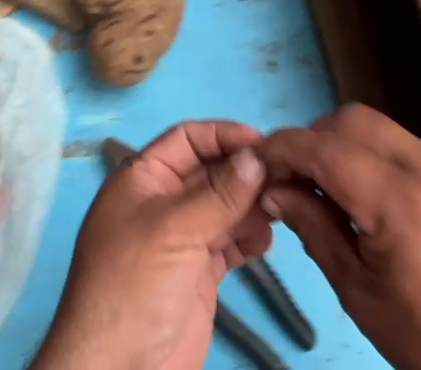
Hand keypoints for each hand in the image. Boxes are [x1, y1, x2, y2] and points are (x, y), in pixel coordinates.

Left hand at [33, 121, 272, 369]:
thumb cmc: (133, 285)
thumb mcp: (173, 230)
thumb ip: (218, 193)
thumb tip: (257, 156)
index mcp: (142, 179)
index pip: (186, 140)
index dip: (223, 135)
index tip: (265, 142)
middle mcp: (162, 203)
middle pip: (210, 171)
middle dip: (245, 171)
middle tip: (286, 174)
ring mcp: (181, 239)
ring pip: (224, 207)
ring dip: (252, 204)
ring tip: (283, 206)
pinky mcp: (198, 273)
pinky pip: (230, 243)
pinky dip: (249, 238)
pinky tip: (268, 238)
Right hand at [257, 105, 420, 369]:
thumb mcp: (356, 290)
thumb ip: (313, 227)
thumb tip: (273, 190)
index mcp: (403, 202)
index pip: (327, 149)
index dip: (283, 150)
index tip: (254, 164)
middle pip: (351, 121)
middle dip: (312, 140)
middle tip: (287, 179)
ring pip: (376, 126)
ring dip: (339, 144)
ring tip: (319, 186)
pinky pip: (400, 143)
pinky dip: (368, 154)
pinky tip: (357, 192)